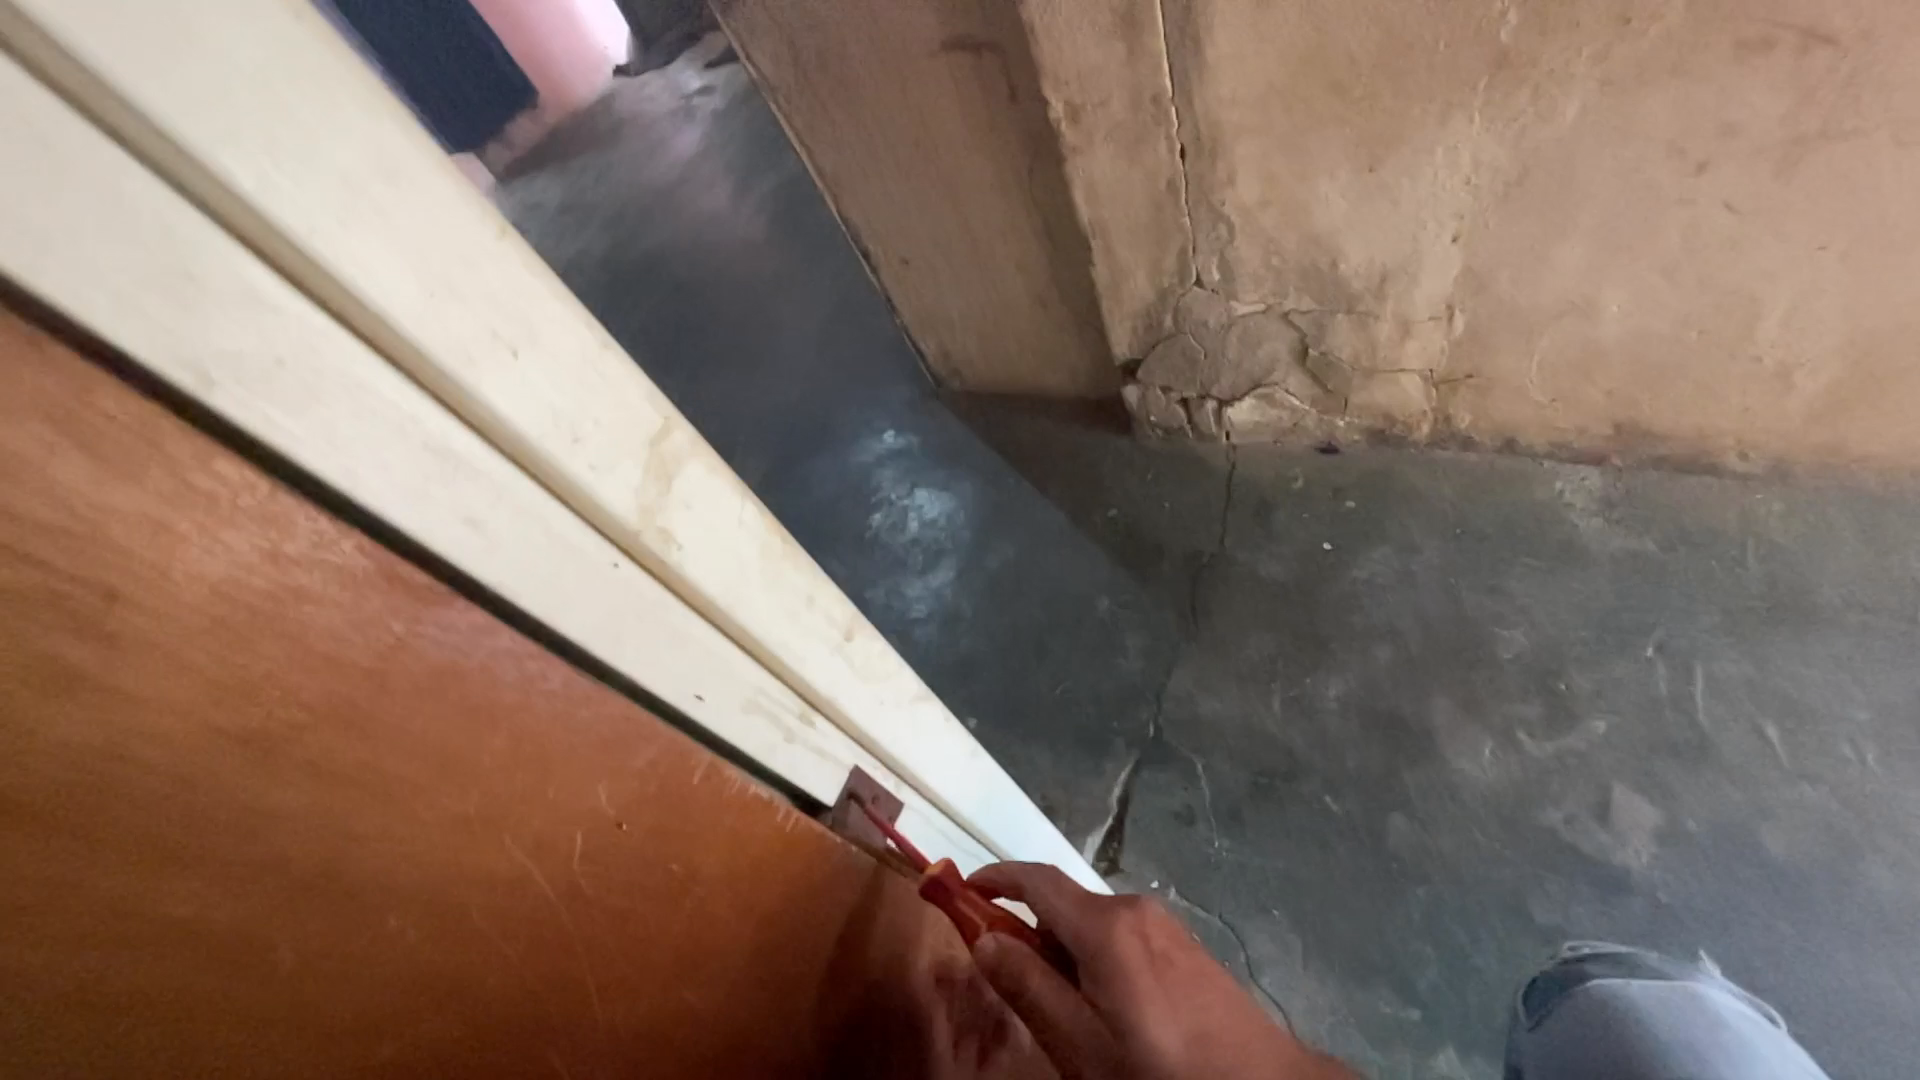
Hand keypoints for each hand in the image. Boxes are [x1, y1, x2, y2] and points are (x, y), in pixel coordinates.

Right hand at [967, 862, 1353, 1079]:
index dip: (996, 877)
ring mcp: (1164, 925)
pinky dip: (1097, 958)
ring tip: (1071, 1017)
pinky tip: (1113, 1012)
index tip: (964, 889)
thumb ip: (1029, 986)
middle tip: (1018, 989)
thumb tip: (984, 937)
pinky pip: (1123, 937)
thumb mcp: (1083, 1044)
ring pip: (1094, 925)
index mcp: (1105, 925)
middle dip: (1032, 934)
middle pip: (1064, 905)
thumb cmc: (1162, 1071)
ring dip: (1066, 952)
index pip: (1036, 879)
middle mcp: (1133, 908)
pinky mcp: (1185, 945)